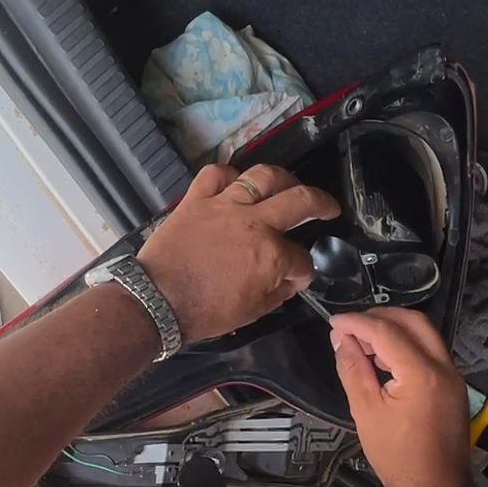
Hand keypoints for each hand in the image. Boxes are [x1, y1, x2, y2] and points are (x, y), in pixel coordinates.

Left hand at [138, 164, 340, 341]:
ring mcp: (224, 206)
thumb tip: (289, 281)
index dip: (304, 271)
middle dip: (323, 204)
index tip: (298, 277)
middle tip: (329, 207)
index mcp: (271, 255)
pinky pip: (216, 174)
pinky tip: (236, 183)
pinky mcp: (197, 200)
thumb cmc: (206, 312)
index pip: (302, 259)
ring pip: (262, 176)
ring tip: (289, 185)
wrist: (157, 302)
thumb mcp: (252, 312)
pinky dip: (229, 176)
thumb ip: (277, 292)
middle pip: (300, 200)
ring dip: (283, 178)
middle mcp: (254, 223)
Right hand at [330, 308, 478, 486]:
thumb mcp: (366, 412)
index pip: (385, 331)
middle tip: (350, 327)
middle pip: (412, 321)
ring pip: (424, 334)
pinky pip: (429, 352)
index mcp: (421, 372)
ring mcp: (452, 375)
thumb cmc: (397, 457)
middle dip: (379, 317)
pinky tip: (383, 360)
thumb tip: (341, 339)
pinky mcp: (452, 386)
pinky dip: (405, 346)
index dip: (356, 322)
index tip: (333, 322)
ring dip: (393, 330)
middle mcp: (443, 366)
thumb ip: (353, 369)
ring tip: (362, 343)